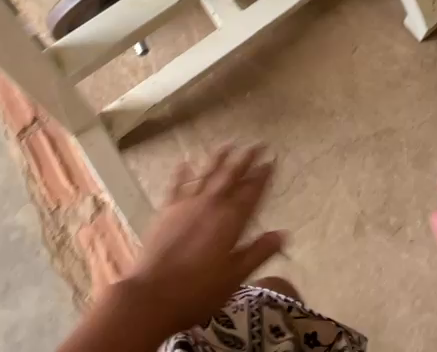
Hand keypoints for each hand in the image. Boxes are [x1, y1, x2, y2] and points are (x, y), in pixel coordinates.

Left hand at [124, 144, 285, 332]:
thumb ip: (258, 252)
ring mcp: (186, 204)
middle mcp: (210, 205)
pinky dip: (182, 173)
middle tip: (257, 144)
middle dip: (245, 159)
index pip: (250, 193)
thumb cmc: (198, 291)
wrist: (153, 294)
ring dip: (218, 159)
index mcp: (229, 221)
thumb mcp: (235, 277)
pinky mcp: (167, 210)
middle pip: (230, 177)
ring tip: (228, 144)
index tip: (271, 160)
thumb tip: (283, 233)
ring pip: (206, 175)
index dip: (262, 176)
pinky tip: (185, 162)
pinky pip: (177, 185)